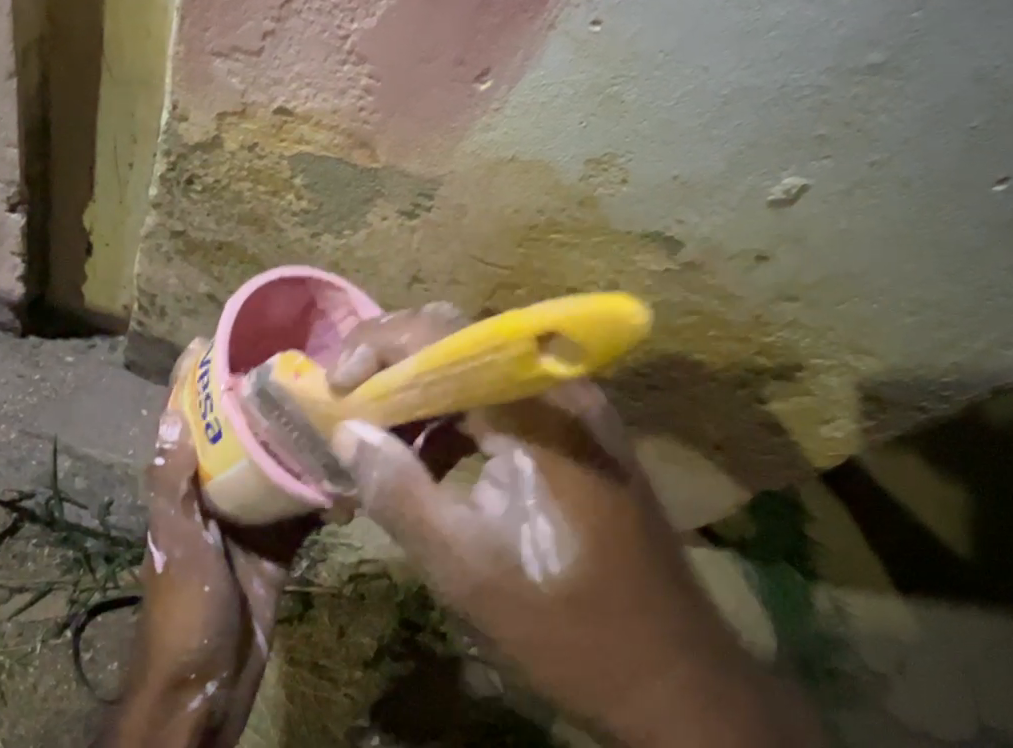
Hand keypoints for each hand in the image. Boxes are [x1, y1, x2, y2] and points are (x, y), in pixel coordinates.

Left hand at [101, 343, 304, 747]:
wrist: (205, 687)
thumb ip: (171, 483)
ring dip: (298, 442)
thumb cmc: (182, 609)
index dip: (193, 381)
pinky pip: (302, 510)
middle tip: (297, 362)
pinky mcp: (279, 549)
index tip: (214, 338)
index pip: (185, 421)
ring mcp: (249, 521)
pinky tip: (352, 466)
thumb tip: (171, 411)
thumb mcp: (174, 542)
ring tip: (332, 402)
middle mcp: (214, 495)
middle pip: (237, 437)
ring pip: (276, 469)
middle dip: (259, 401)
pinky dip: (323, 491)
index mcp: (183, 488)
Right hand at [328, 322, 821, 747]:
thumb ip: (400, 490)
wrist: (678, 677)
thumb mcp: (465, 567)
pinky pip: (506, 401)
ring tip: (380, 439)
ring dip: (425, 394)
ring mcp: (578, 410)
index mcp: (534, 408)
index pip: (440, 335)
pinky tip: (432, 464)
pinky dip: (460, 418)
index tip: (334, 389)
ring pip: (482, 370)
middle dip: (396, 366)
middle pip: (462, 340)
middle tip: (349, 407)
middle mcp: (560, 389)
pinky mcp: (582, 436)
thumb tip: (348, 430)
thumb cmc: (567, 624)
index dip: (376, 348)